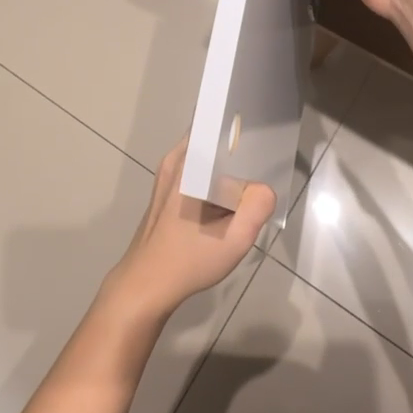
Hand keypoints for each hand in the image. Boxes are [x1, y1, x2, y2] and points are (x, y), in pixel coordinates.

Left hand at [102, 141, 274, 319]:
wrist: (146, 285)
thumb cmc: (188, 260)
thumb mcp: (234, 239)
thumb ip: (257, 206)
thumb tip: (263, 189)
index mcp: (187, 164)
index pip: (220, 127)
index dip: (244, 131)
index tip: (266, 141)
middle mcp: (174, 160)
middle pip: (215, 141)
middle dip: (239, 153)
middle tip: (263, 171)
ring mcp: (167, 173)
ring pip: (207, 158)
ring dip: (227, 170)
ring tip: (248, 188)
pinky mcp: (166, 188)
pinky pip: (197, 172)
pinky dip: (214, 181)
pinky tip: (226, 203)